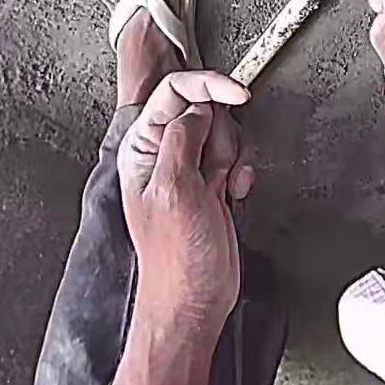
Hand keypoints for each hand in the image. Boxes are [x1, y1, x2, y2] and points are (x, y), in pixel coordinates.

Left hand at [117, 71, 255, 339]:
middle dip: (219, 135)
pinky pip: (236, 154)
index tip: (238, 93)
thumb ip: (183, 138)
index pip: (174, 91)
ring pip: (224, 130)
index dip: (208, 85)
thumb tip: (199, 107)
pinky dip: (241, 170)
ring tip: (217, 188)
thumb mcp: (174, 189)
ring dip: (231, 156)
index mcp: (142, 146)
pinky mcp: (211, 180)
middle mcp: (164, 151)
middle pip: (205, 108)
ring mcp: (189, 165)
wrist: (194, 300)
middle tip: (212, 169)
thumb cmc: (175, 258)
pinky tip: (232, 193)